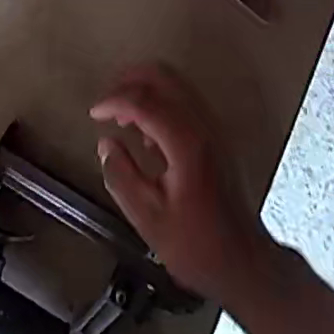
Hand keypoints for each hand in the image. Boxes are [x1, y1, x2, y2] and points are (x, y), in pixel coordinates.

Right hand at [90, 64, 280, 302]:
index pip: (145, 101)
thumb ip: (121, 175)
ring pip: (177, 84)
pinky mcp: (216, 134)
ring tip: (120, 117)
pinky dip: (161, 103)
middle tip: (106, 102)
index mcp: (186, 141)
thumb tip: (106, 144)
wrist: (239, 256)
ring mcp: (213, 125)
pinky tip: (145, 133)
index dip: (114, 101)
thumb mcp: (147, 216)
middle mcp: (204, 123)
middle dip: (131, 81)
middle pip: (165, 77)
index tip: (94, 112)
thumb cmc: (196, 242)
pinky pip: (185, 101)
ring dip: (146, 90)